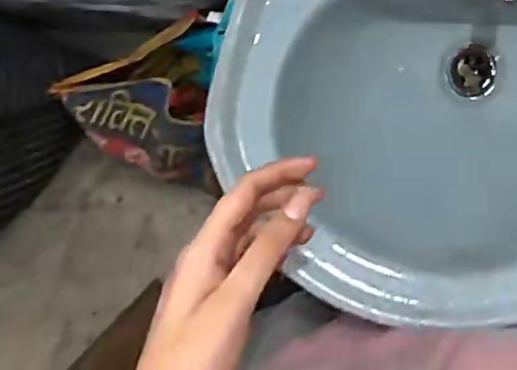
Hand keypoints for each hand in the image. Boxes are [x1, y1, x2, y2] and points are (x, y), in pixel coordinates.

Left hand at [138, 158, 323, 369]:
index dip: (278, 172)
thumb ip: (269, 246)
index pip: (243, 192)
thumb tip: (303, 197)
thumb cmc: (196, 355)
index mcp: (203, 247)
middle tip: (321, 193)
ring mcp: (210, 278)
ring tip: (313, 223)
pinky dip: (275, 246)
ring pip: (250, 232)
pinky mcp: (217, 299)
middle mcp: (205, 254)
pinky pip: (250, 257)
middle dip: (283, 193)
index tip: (315, 166)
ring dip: (281, 220)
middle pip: (246, 208)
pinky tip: (293, 252)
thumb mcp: (236, 299)